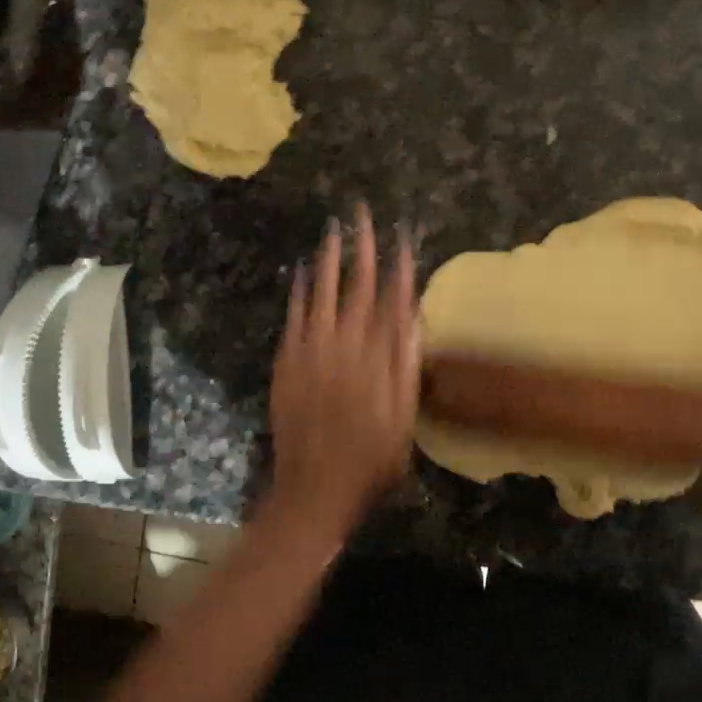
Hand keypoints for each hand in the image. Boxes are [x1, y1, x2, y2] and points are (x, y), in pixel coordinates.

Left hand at [266, 203, 420, 544]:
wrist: (315, 488)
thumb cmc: (370, 460)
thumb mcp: (403, 418)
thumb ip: (407, 365)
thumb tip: (413, 318)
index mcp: (379, 358)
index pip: (394, 300)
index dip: (399, 265)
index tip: (403, 234)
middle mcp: (347, 346)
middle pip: (357, 287)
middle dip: (363, 246)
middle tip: (362, 212)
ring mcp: (314, 352)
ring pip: (323, 294)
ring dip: (329, 259)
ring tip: (333, 227)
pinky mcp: (289, 362)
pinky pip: (294, 317)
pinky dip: (300, 292)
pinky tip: (303, 270)